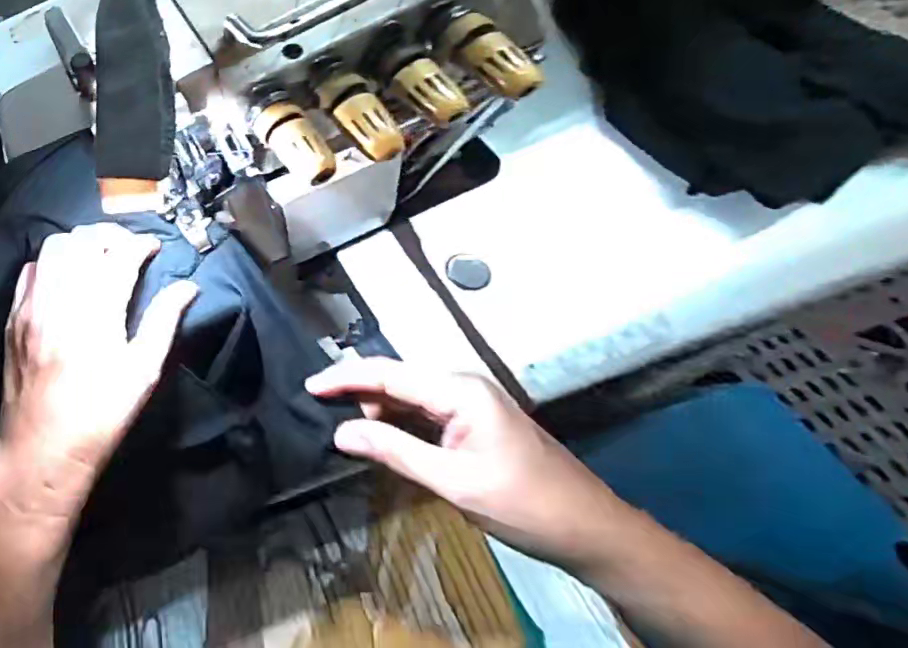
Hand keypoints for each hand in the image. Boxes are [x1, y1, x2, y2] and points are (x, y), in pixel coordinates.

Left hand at [0, 224, 197, 521]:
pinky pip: (31, 267)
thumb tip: (188, 287)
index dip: (141, 244)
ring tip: (98, 256)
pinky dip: (52, 260)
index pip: (120, 255)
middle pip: (85, 240)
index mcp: (98, 313)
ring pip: (55, 246)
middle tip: (127, 249)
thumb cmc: (100, 416)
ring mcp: (32, 303)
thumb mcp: (142, 373)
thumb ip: (164, 322)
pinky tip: (66, 275)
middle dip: (111, 236)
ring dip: (81, 242)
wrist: (40, 449)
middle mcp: (61, 299)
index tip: (153, 248)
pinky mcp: (13, 314)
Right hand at [306, 357, 639, 570]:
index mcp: (458, 389)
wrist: (597, 535)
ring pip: (406, 396)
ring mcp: (468, 400)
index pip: (387, 373)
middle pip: (394, 379)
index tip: (309, 387)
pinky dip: (399, 425)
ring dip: (378, 414)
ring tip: (353, 437)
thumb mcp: (455, 483)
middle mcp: (460, 384)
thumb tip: (340, 433)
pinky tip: (384, 441)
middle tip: (328, 419)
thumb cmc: (528, 506)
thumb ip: (394, 452)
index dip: (344, 377)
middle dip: (359, 397)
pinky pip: (423, 412)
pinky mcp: (471, 419)